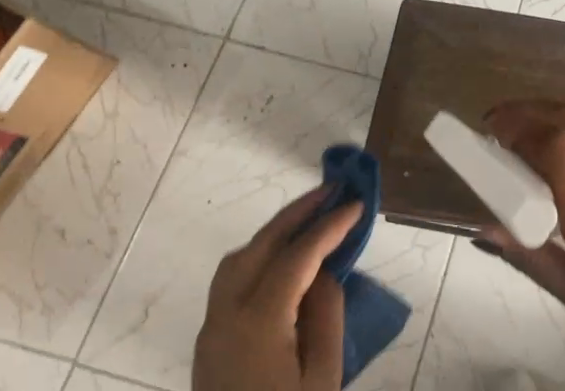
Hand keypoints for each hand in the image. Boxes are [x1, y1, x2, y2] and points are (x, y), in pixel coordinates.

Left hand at [193, 187, 361, 390]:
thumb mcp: (322, 379)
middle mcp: (225, 317)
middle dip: (296, 214)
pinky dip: (259, 258)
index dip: (328, 227)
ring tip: (312, 219)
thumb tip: (324, 272)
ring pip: (237, 261)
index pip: (297, 257)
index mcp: (257, 324)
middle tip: (332, 191)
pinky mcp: (208, 346)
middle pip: (258, 246)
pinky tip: (287, 261)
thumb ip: (326, 316)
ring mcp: (210, 331)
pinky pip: (231, 283)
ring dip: (273, 233)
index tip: (356, 204)